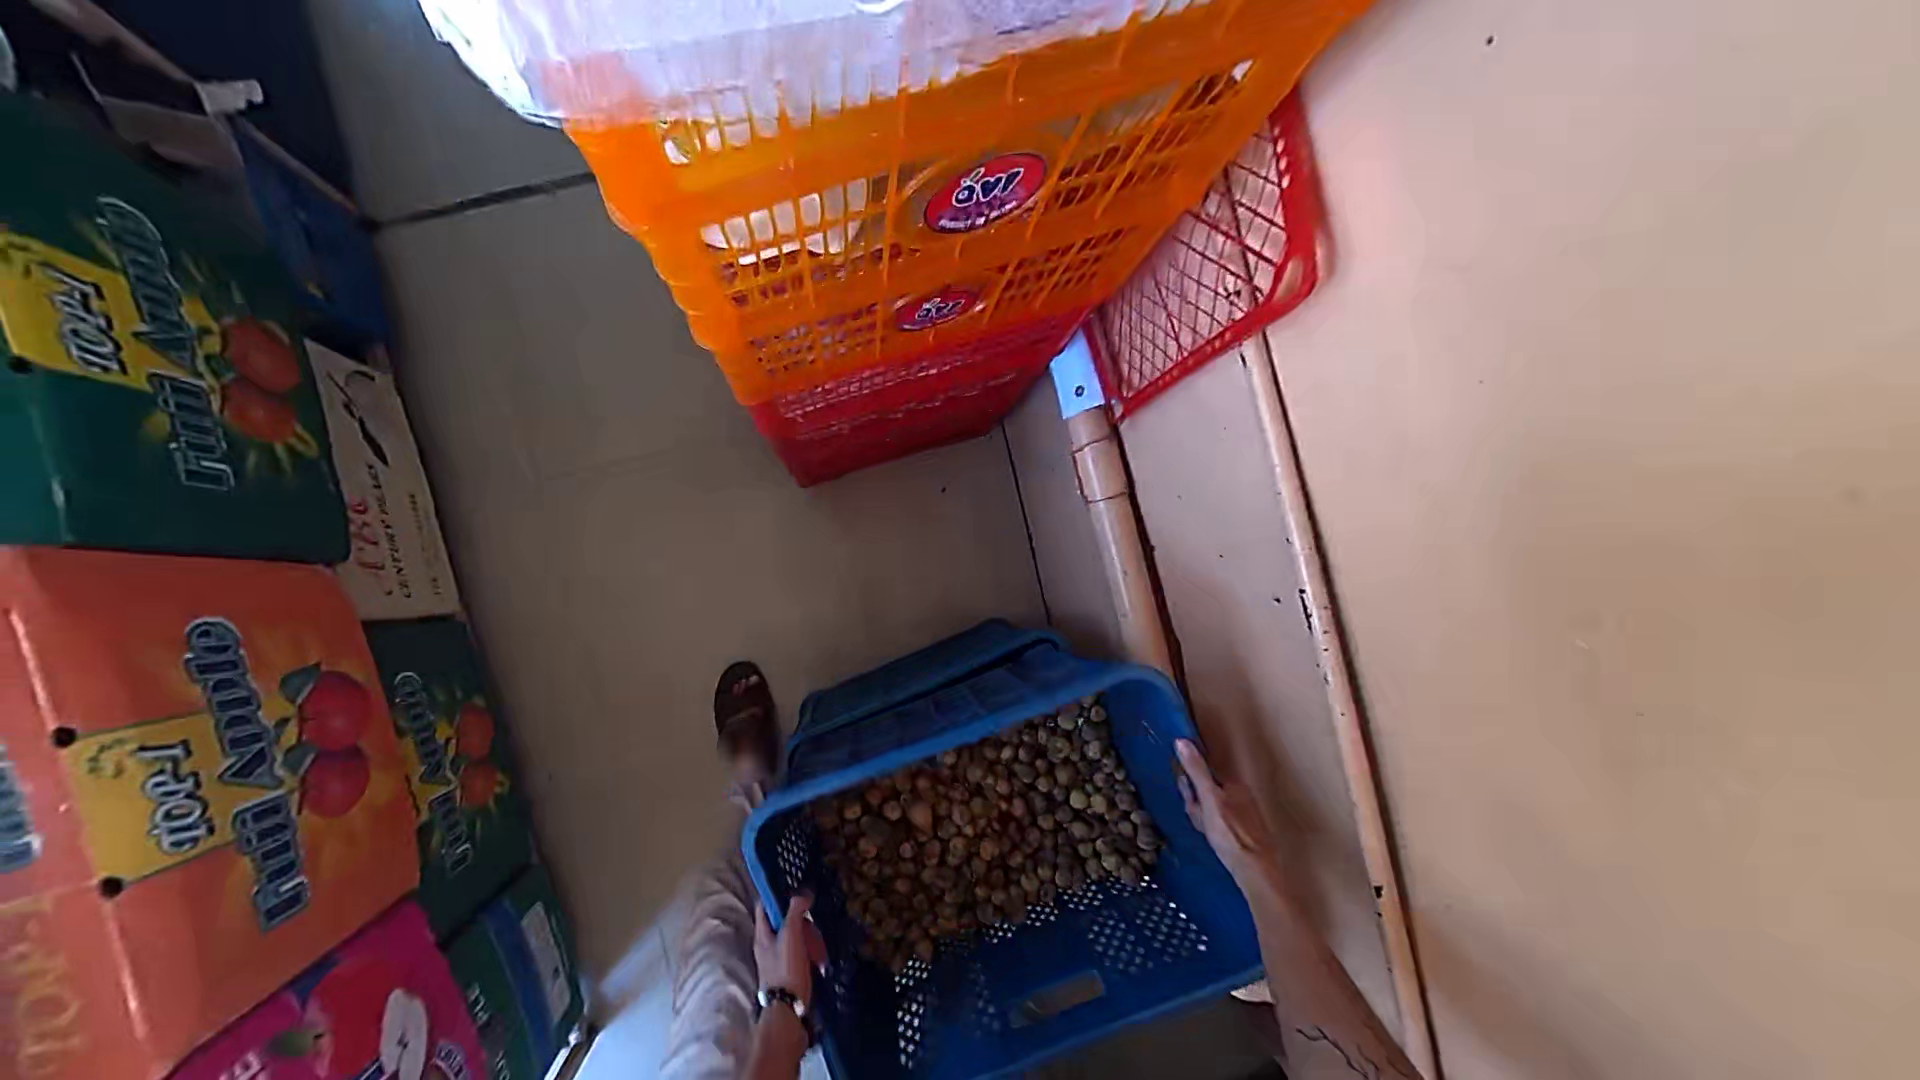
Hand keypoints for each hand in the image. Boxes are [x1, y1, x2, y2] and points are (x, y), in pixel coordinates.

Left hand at [754, 893, 827, 1010]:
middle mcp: (766, 945)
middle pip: (783, 921)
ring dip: (808, 938)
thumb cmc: (786, 968)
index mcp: (762, 935)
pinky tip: (819, 958)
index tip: (793, 888)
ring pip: (794, 937)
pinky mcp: (788, 970)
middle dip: (800, 921)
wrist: (789, 1008)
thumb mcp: (791, 935)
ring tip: (818, 945)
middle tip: (811, 922)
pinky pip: (800, 952)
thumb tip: (802, 894)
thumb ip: (795, 911)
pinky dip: (809, 952)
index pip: (764, 906)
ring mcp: (777, 958)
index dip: (776, 895)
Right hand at [1175, 739, 1283, 890]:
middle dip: (1196, 804)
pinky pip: (1220, 824)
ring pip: (1212, 810)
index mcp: (1236, 784)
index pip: (1205, 774)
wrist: (1256, 873)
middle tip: (1198, 818)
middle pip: (1207, 792)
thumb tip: (1182, 740)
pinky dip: (1212, 831)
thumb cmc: (1230, 834)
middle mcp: (1243, 796)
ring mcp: (1245, 816)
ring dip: (1202, 819)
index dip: (1192, 786)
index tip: (1188, 796)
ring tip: (1206, 832)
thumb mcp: (1208, 798)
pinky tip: (1215, 842)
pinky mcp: (1244, 834)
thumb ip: (1196, 770)